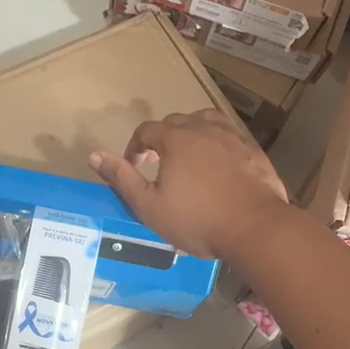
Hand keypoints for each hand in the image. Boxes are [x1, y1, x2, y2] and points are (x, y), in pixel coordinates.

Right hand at [89, 109, 288, 259]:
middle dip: (161, 138)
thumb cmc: (197, 220)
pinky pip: (229, 135)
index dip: (135, 147)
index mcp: (176, 139)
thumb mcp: (149, 206)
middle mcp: (204, 128)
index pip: (146, 130)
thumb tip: (94, 155)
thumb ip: (122, 178)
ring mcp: (232, 137)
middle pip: (176, 122)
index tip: (134, 166)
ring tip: (188, 155)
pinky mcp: (253, 150)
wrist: (255, 227)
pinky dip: (216, 141)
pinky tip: (218, 162)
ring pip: (205, 121)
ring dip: (191, 133)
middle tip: (158, 162)